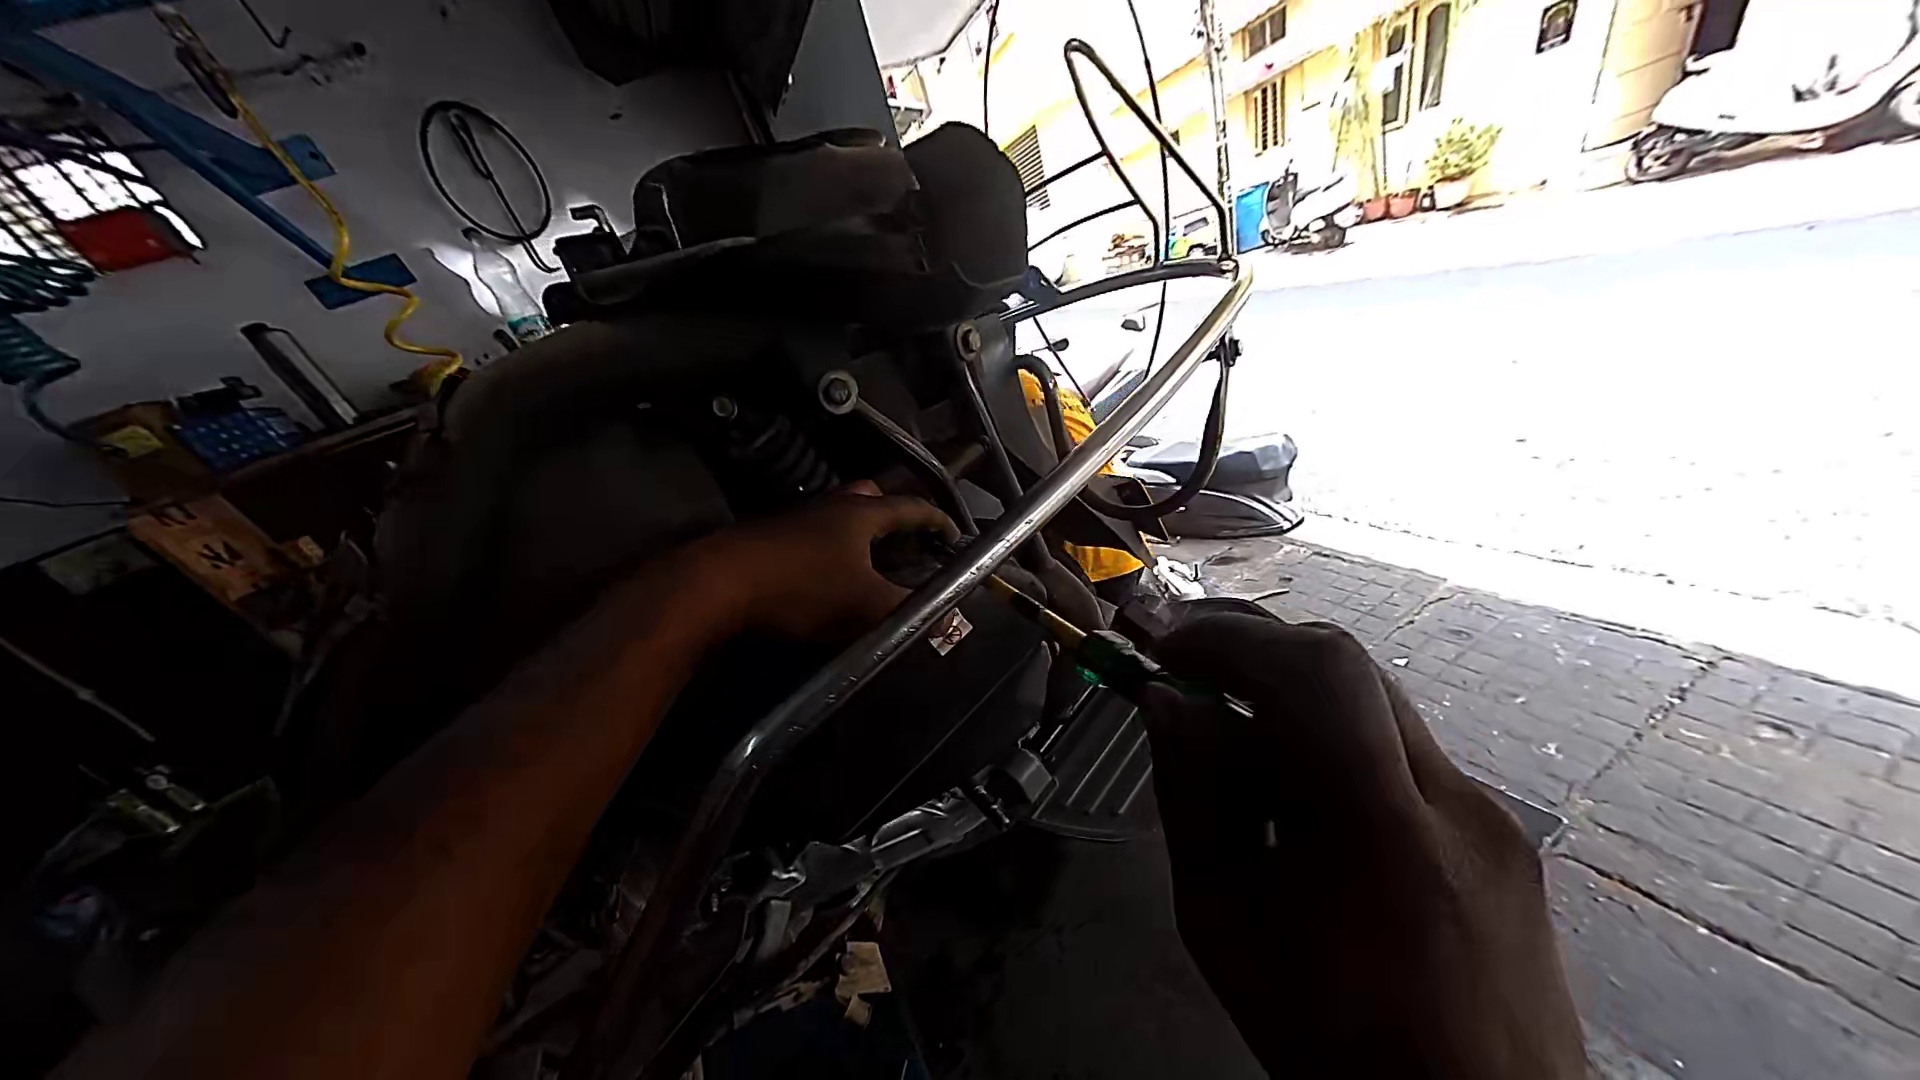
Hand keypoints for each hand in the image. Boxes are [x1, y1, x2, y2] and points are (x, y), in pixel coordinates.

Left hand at [690, 481, 956, 640]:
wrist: (719, 584)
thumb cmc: (801, 588)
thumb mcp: (864, 606)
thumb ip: (909, 611)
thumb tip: (950, 618)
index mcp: (860, 514)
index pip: (911, 507)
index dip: (937, 520)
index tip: (954, 533)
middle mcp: (830, 506)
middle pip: (871, 497)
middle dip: (895, 513)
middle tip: (908, 537)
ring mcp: (797, 518)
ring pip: (839, 514)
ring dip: (859, 529)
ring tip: (871, 558)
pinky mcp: (771, 536)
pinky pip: (814, 533)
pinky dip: (831, 546)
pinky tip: (827, 572)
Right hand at [1137, 606, 1586, 1079]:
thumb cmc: (1329, 1036)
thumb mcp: (1222, 921)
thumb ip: (1193, 799)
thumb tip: (1168, 702)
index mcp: (1379, 836)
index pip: (1313, 677)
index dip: (1230, 638)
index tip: (1165, 646)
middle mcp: (1451, 800)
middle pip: (1345, 662)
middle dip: (1249, 640)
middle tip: (1182, 652)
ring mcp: (1484, 805)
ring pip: (1366, 691)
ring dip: (1282, 678)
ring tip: (1221, 704)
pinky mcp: (1493, 818)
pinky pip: (1390, 737)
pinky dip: (1322, 723)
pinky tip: (1287, 769)